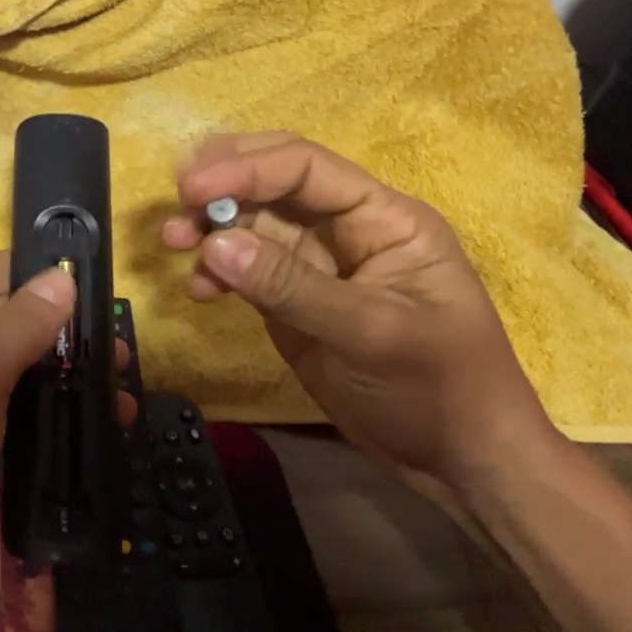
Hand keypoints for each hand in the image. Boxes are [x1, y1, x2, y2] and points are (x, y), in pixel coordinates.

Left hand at [0, 251, 131, 597]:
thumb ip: (21, 323)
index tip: (94, 296)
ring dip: (51, 374)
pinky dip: (31, 409)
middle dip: (57, 332)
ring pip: (3, 362)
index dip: (36, 274)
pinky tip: (76, 425)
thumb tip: (62, 274)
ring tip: (113, 398)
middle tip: (119, 359)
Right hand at [162, 133, 560, 496]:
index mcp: (382, 217)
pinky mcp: (290, 297)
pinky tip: (198, 291)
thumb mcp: (373, 334)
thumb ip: (292, 286)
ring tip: (173, 243)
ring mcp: (314, 262)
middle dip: (221, 183)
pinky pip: (242, 266)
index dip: (245, 168)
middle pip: (273, 179)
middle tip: (177, 201)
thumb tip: (214, 244)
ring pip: (250, 220)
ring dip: (208, 224)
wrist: (458, 463)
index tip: (191, 187)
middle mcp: (344, 227)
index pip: (305, 167)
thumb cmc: (439, 389)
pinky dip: (215, 270)